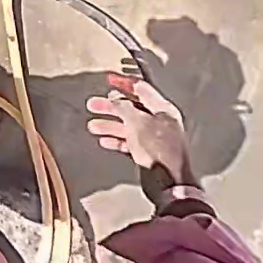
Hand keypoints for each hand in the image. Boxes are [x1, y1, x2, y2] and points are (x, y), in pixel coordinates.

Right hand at [86, 73, 194, 187]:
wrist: (169, 183)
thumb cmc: (158, 150)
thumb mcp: (137, 122)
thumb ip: (124, 106)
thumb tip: (114, 97)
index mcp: (163, 110)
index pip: (141, 89)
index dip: (123, 82)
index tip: (109, 78)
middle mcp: (160, 122)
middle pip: (131, 108)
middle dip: (110, 106)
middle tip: (94, 104)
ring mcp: (154, 137)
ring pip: (127, 125)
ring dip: (109, 124)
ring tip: (94, 126)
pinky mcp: (148, 152)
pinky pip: (129, 141)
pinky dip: (116, 140)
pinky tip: (105, 140)